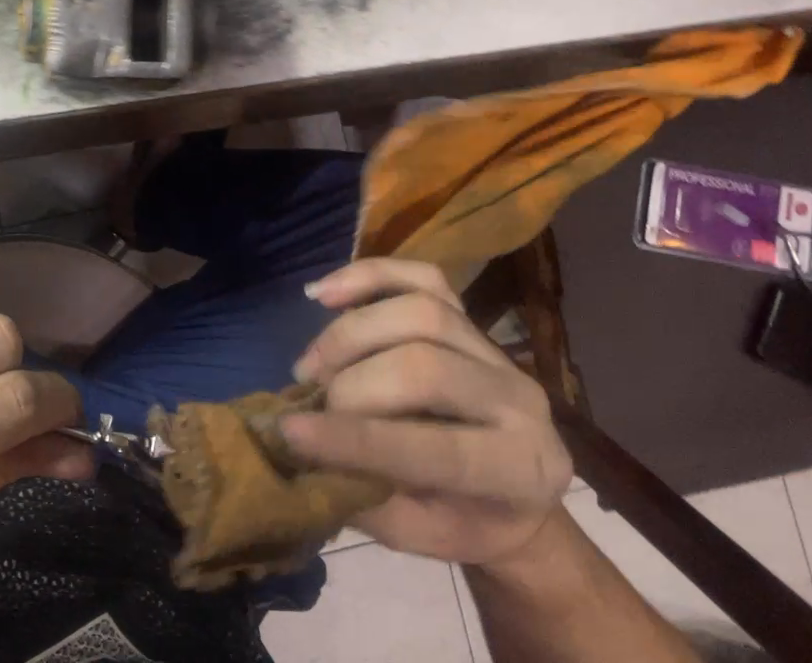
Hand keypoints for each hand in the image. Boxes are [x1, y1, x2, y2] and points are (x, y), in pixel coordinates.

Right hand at [279, 259, 572, 566]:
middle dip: (351, 385)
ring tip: (310, 367)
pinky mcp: (469, 318)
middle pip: (425, 365)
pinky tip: (321, 294)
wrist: (511, 499)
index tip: (290, 432)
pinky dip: (367, 277)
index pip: (436, 447)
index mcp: (520, 468)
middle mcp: (520, 399)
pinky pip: (421, 278)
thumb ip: (363, 497)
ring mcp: (495, 350)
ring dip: (348, 335)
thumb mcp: (416, 535)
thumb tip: (299, 454)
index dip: (356, 439)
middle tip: (310, 405)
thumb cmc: (461, 522)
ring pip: (420, 312)